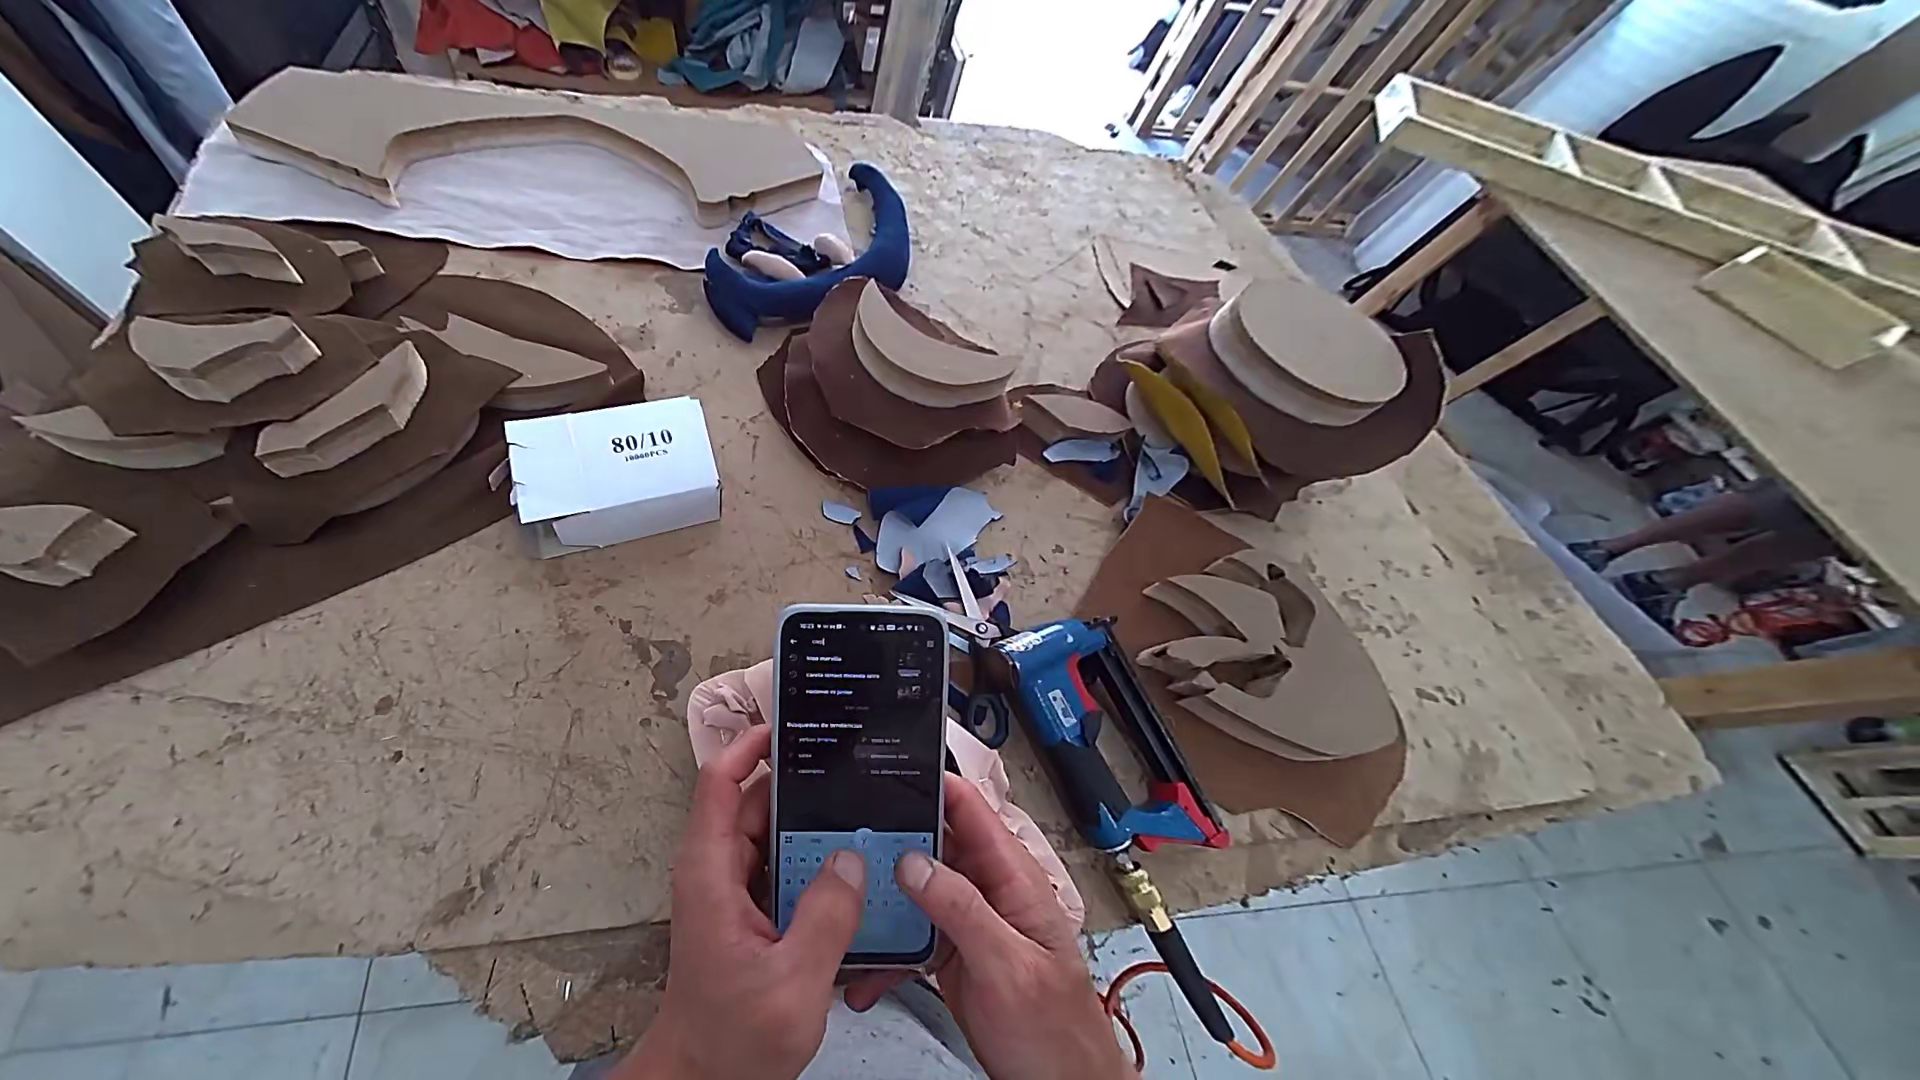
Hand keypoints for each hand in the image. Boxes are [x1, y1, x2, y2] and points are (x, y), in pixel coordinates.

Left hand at [617, 724, 863, 1079]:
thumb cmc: (730, 1044)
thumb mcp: (791, 986)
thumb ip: (826, 918)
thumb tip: (852, 858)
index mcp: (711, 874)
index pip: (721, 784)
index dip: (749, 745)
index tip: (790, 726)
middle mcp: (720, 869)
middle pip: (761, 799)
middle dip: (804, 781)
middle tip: (853, 769)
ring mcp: (736, 886)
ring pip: (778, 828)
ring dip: (815, 819)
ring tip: (862, 808)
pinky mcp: (753, 903)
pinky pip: (786, 857)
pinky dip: (815, 849)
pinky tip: (851, 857)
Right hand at [851, 773, 1132, 1078]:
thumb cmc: (1055, 1029)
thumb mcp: (1008, 964)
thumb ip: (963, 909)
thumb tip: (915, 863)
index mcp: (1010, 875)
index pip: (972, 809)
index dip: (936, 784)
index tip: (894, 771)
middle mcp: (986, 888)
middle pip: (933, 844)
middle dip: (894, 842)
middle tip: (852, 848)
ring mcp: (967, 918)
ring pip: (915, 887)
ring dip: (883, 901)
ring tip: (850, 912)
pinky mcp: (951, 949)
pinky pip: (911, 932)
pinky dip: (888, 949)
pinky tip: (868, 970)